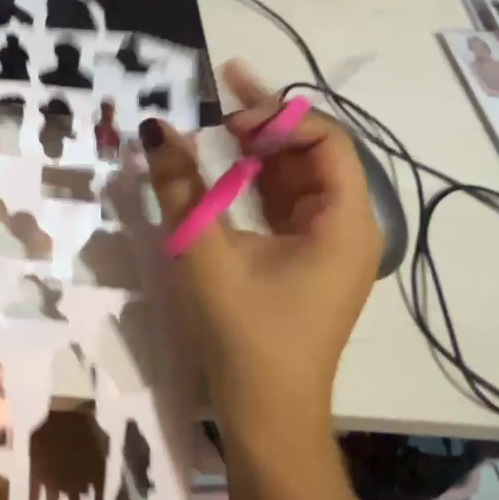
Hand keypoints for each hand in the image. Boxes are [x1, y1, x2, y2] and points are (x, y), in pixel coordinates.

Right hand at [142, 61, 381, 433]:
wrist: (266, 414)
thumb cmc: (245, 331)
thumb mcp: (204, 252)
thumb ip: (179, 185)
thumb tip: (153, 127)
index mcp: (344, 223)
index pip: (325, 141)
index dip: (278, 118)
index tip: (226, 119)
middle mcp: (345, 227)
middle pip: (313, 152)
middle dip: (267, 119)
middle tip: (221, 84)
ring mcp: (325, 244)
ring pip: (295, 176)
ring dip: (257, 147)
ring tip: (215, 117)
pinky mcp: (301, 259)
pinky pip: (282, 202)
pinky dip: (252, 179)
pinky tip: (220, 165)